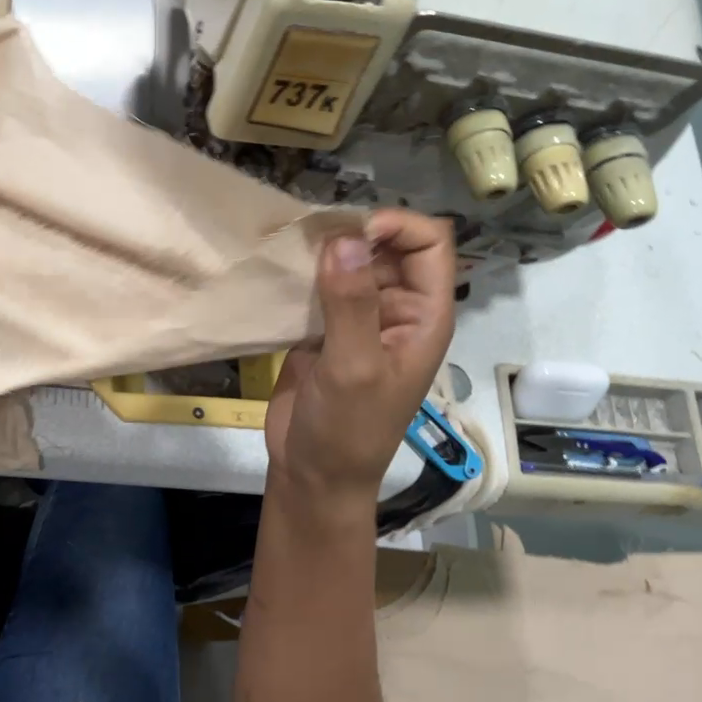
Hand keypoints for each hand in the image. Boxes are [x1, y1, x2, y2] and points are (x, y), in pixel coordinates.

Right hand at [264, 210, 456, 507]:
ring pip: (347, 266)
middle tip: (304, 238)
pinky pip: (316, 292)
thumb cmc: (347, 429)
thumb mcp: (353, 367)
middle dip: (351, 235)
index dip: (395, 226)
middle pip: (385, 248)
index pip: (428, 244)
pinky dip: (298, 279)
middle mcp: (394, 311)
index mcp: (422, 316)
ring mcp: (356, 322)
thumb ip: (351, 303)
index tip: (346, 231)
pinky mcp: (320, 334)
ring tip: (283, 250)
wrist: (313, 475)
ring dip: (320, 255)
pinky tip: (273, 275)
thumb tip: (344, 236)